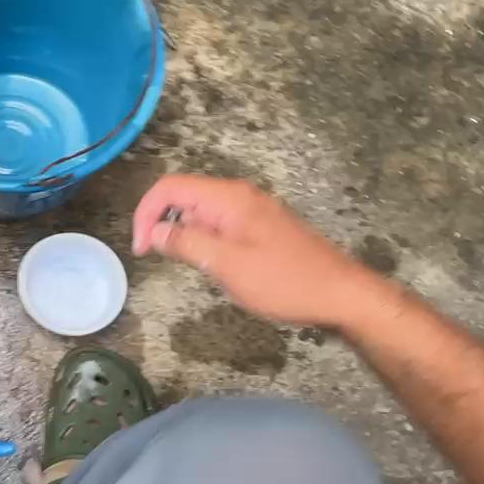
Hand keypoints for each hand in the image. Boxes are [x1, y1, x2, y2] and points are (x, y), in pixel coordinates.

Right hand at [131, 175, 393, 328]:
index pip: (169, 188)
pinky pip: (218, 223)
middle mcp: (238, 195)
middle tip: (154, 257)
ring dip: (182, 232)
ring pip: (200, 211)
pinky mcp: (260, 226)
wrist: (343, 295)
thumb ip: (185, 244)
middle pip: (183, 195)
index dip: (145, 213)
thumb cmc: (285, 281)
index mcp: (228, 198)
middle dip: (161, 222)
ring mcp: (251, 210)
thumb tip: (153, 232)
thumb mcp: (227, 265)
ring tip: (183, 263)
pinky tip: (211, 263)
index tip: (140, 248)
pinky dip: (202, 238)